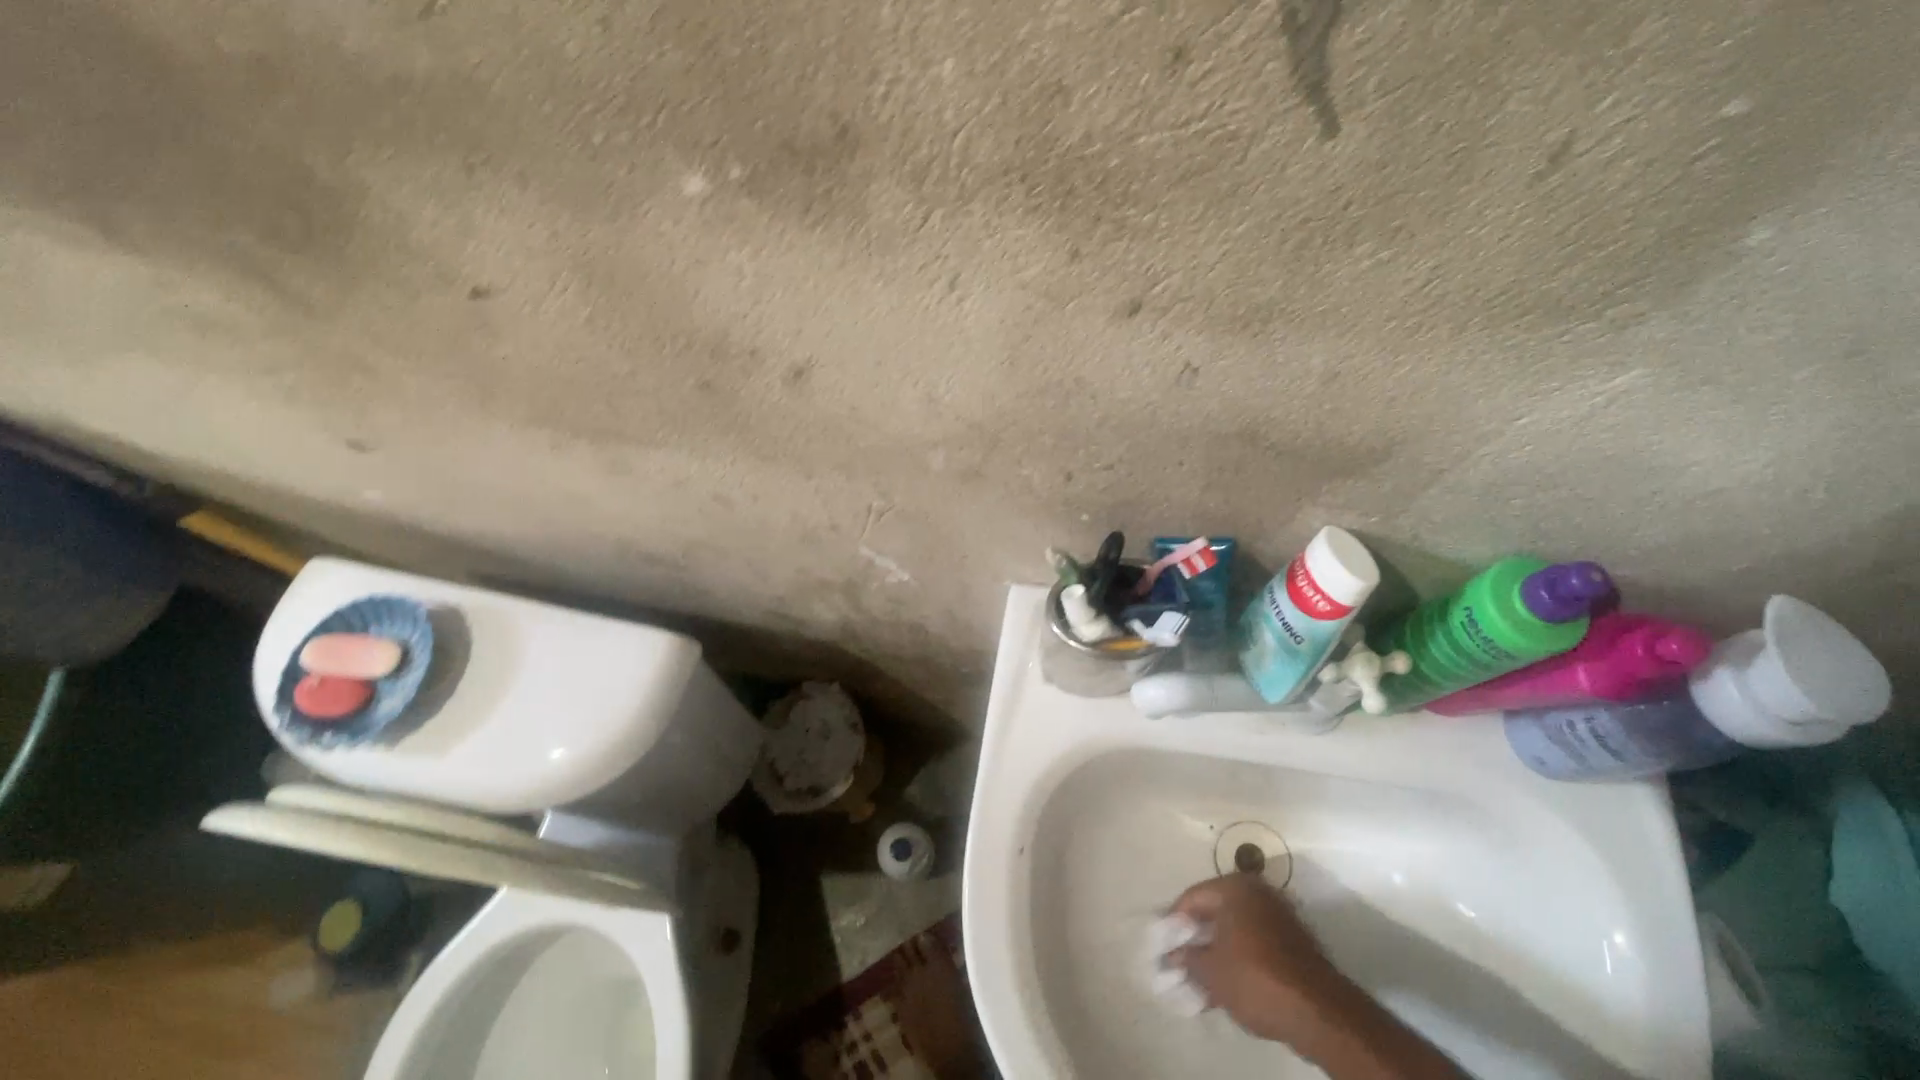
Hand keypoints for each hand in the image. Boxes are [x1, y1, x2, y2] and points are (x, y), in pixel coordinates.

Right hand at [1169, 874, 1348, 1043]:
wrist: (1317, 1012)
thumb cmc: (1254, 979)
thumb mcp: (1209, 971)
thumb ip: (1186, 958)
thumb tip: (1173, 954)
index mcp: (1234, 888)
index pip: (1191, 898)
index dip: (1172, 924)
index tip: (1162, 948)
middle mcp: (1258, 892)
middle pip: (1215, 911)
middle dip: (1195, 938)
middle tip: (1178, 963)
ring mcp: (1279, 915)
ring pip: (1235, 928)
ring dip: (1216, 949)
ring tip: (1200, 978)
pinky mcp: (1293, 939)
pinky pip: (1254, 941)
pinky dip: (1238, 955)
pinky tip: (1226, 981)